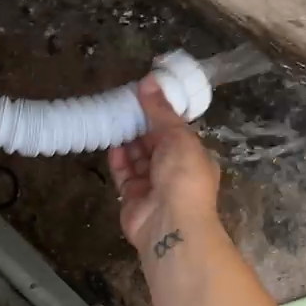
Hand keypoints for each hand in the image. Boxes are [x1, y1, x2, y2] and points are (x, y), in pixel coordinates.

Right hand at [107, 78, 220, 255]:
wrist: (171, 224)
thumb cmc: (183, 177)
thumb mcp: (178, 137)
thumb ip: (161, 111)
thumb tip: (149, 80)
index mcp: (193, 156)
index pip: (176, 130)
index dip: (160, 113)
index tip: (143, 96)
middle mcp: (175, 171)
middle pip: (155, 143)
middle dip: (141, 126)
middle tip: (122, 103)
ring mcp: (153, 185)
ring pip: (138, 157)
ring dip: (128, 140)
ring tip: (113, 118)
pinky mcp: (133, 197)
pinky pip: (125, 173)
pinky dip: (119, 158)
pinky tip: (111, 142)